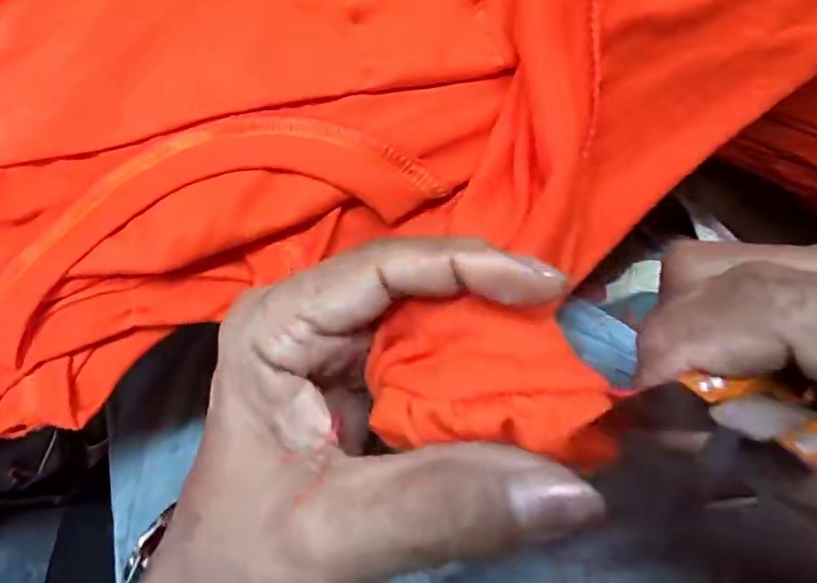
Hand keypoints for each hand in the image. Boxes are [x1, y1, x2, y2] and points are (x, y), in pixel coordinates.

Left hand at [149, 238, 605, 582]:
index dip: (465, 264)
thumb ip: (442, 507)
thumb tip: (571, 491)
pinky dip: (477, 366)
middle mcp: (307, 313)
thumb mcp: (333, 533)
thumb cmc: (245, 554)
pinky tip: (522, 374)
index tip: (545, 282)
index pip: (380, 266)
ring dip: (490, 326)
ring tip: (560, 338)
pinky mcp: (356, 374)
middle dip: (489, 293)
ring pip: (424, 313)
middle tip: (569, 314)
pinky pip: (427, 354)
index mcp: (278, 321)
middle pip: (409, 282)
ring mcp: (332, 341)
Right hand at [637, 231, 816, 582]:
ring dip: (721, 325)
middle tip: (686, 410)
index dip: (695, 337)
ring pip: (764, 256)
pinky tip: (798, 376)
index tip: (639, 392)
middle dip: (688, 328)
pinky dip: (762, 318)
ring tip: (746, 402)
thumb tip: (713, 410)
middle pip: (761, 261)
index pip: (802, 306)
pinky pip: (800, 269)